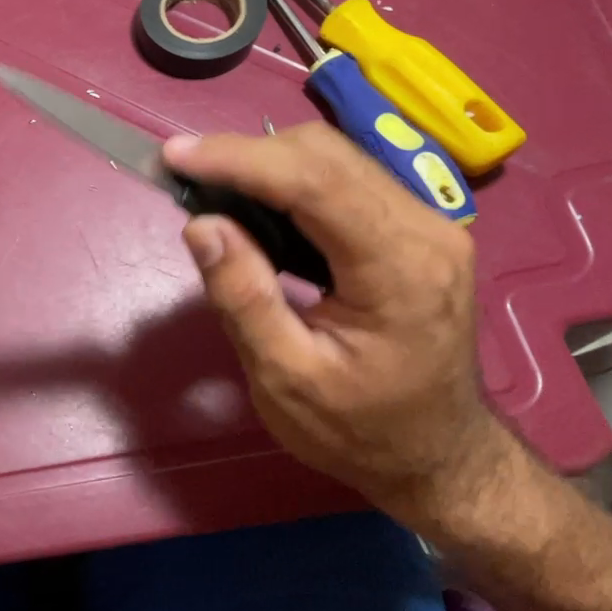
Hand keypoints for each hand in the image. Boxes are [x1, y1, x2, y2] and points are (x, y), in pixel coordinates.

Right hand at [163, 122, 517, 533]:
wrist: (436, 455)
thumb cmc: (359, 429)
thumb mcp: (285, 377)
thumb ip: (243, 298)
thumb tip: (201, 225)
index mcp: (400, 268)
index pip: (316, 183)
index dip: (241, 160)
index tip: (175, 156)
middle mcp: (426, 228)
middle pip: (328, 156)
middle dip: (246, 155)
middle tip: (180, 175)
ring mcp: (427, 224)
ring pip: (336, 159)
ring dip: (264, 164)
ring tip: (206, 187)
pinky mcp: (412, 230)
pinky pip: (344, 181)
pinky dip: (287, 181)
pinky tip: (250, 205)